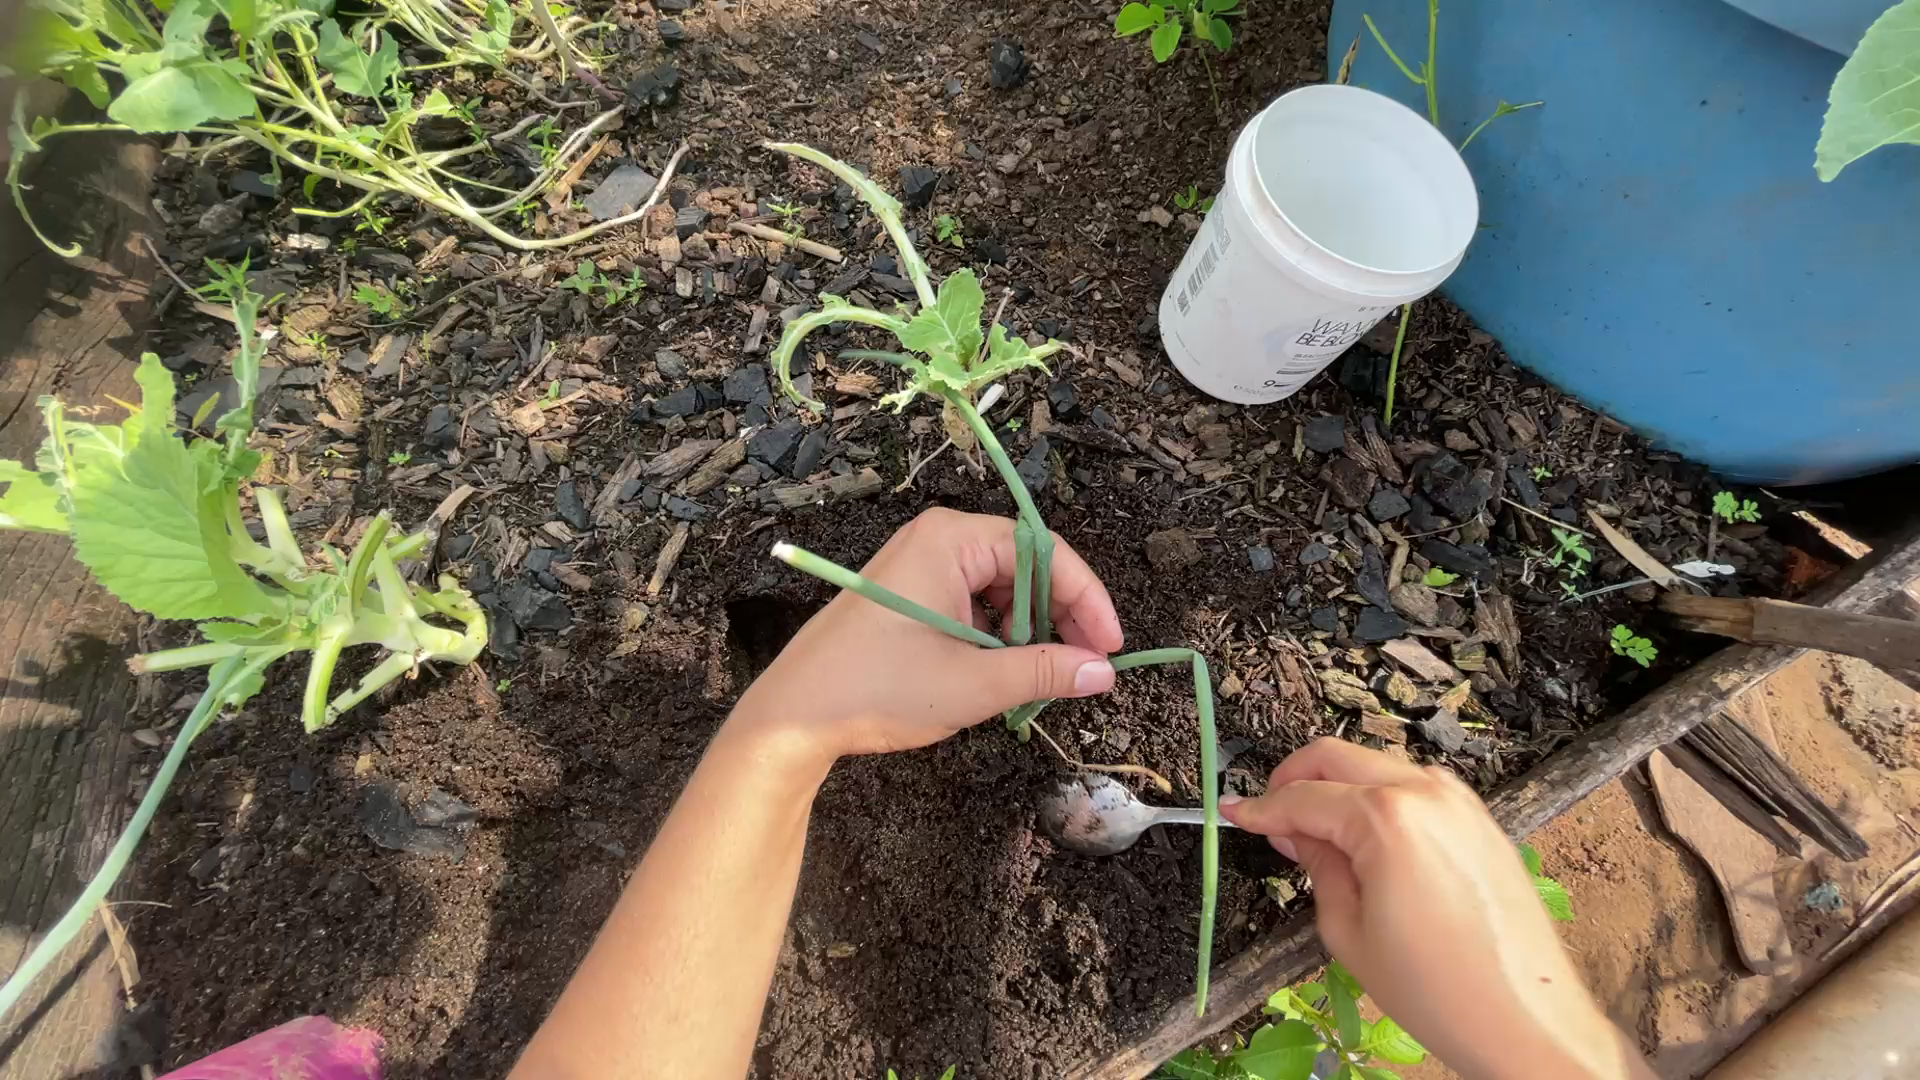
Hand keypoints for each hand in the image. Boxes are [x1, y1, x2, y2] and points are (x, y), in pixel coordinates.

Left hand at [730, 508, 1124, 762]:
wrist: (793, 716)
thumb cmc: (879, 688)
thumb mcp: (974, 683)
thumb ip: (1045, 671)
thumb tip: (1103, 672)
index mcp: (951, 539)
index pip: (1043, 552)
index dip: (1086, 598)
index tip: (1111, 646)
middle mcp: (937, 540)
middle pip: (1024, 568)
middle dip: (1058, 618)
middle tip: (1084, 667)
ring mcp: (921, 567)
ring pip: (1000, 590)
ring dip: (1028, 632)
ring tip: (1041, 676)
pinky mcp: (912, 595)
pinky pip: (973, 605)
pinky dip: (997, 637)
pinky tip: (1003, 672)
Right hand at [1219, 739, 1649, 1079]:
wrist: (1538, 1030)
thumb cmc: (1434, 990)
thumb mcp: (1347, 930)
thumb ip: (1315, 864)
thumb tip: (1294, 832)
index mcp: (1384, 819)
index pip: (1301, 799)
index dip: (1260, 807)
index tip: (1232, 811)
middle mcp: (1421, 791)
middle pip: (1331, 755)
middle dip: (1291, 778)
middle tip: (1271, 815)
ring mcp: (1456, 799)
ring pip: (1369, 761)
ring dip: (1332, 783)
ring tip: (1316, 829)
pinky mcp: (1478, 816)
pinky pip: (1409, 783)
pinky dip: (1372, 792)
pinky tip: (1362, 832)